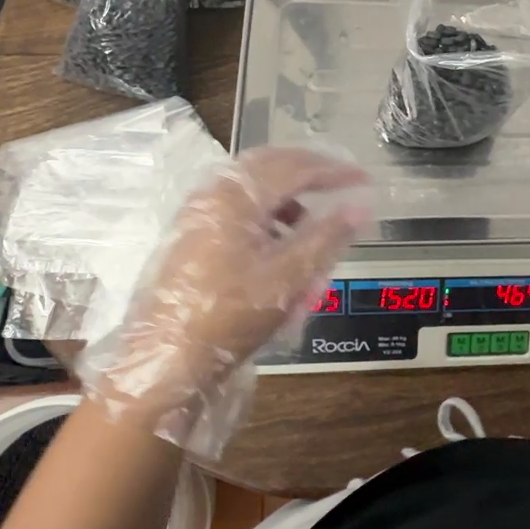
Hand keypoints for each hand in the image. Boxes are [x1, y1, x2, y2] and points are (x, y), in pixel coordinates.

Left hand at [79, 147, 371, 454]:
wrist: (164, 362)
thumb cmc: (229, 316)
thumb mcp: (289, 278)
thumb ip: (327, 237)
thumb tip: (360, 206)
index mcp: (235, 196)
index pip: (295, 167)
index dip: (334, 171)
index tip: (364, 178)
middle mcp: (212, 194)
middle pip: (270, 166)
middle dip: (309, 173)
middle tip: (340, 184)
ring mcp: (196, 214)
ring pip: (252, 189)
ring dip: (287, 198)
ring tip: (311, 227)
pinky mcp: (190, 236)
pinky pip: (236, 210)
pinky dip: (265, 217)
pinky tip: (278, 248)